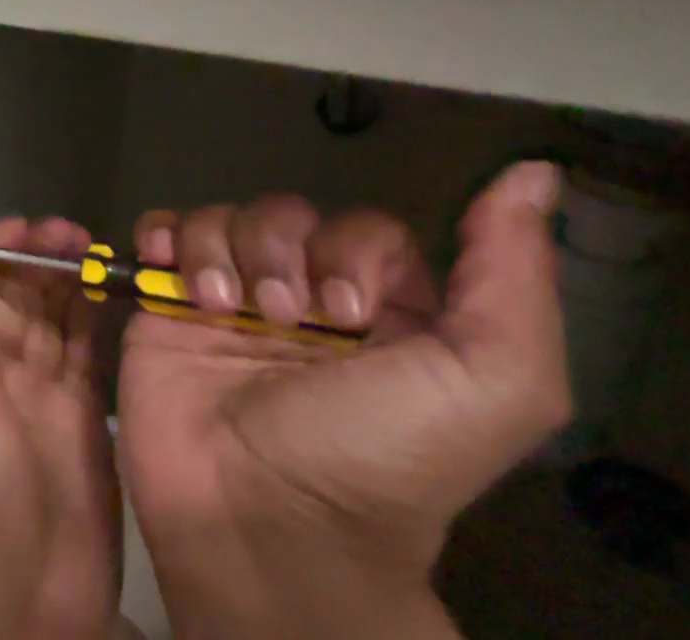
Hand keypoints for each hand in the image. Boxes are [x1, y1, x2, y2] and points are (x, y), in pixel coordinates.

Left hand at [0, 218, 121, 639]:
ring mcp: (34, 394)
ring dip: (65, 282)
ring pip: (48, 320)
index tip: (23, 225)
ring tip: (93, 247)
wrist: (17, 588)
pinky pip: (83, 356)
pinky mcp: (79, 419)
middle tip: (71, 232)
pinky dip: (93, 321)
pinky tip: (108, 289)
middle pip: (8, 299)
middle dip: (33, 260)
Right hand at [117, 162, 571, 639]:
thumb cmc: (376, 456)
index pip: (363, 228)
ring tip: (219, 311)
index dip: (350, 251)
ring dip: (220, 251)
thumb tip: (530, 174)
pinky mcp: (164, 307)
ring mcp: (227, 301)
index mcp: (384, 313)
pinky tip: (175, 275)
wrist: (257, 516)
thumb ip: (511, 279)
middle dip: (278, 251)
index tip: (347, 315)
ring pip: (220, 219)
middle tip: (281, 320)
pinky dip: (164, 237)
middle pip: (285, 214)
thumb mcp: (489, 384)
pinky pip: (159, 233)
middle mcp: (304, 300)